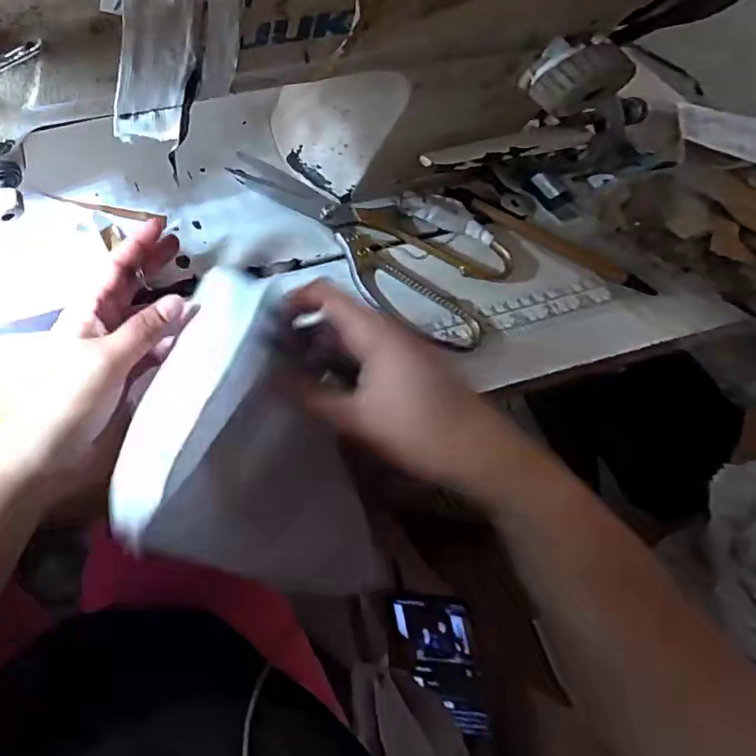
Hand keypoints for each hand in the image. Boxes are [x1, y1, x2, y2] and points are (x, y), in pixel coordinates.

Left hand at [0, 218, 189, 511]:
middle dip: (152, 264)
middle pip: (131, 286)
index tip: (161, 224)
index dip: (137, 245)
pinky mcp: (127, 377)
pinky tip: (190, 330)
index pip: (115, 268)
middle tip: (180, 245)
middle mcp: (101, 324)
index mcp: (87, 310)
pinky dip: (172, 337)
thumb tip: (181, 302)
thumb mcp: (106, 357)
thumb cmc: (69, 396)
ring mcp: (115, 350)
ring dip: (167, 300)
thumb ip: (144, 330)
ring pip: (146, 317)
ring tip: (195, 283)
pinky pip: (154, 348)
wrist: (51, 448)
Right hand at [284, 281, 548, 506]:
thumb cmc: (423, 432)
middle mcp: (387, 332)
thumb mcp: (356, 418)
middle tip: (268, 352)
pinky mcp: (408, 369)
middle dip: (297, 328)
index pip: (324, 292)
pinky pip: (362, 352)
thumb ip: (308, 395)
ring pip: (347, 335)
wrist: (492, 462)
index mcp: (374, 332)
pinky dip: (336, 361)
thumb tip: (267, 379)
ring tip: (289, 372)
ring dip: (316, 348)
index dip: (290, 299)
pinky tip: (324, 387)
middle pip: (332, 313)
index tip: (263, 323)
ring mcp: (400, 350)